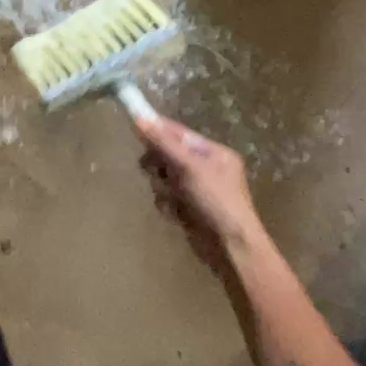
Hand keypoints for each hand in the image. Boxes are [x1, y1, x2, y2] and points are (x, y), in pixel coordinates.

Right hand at [124, 88, 262, 277]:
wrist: (232, 250)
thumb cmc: (217, 202)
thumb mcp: (190, 167)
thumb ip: (163, 142)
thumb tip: (138, 115)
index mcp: (213, 153)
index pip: (177, 133)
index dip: (156, 129)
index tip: (133, 125)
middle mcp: (205, 168)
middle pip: (165, 154)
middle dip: (159, 165)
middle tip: (157, 171)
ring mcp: (196, 189)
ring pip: (161, 176)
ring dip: (162, 187)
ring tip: (174, 198)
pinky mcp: (188, 208)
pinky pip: (164, 196)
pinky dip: (167, 203)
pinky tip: (176, 213)